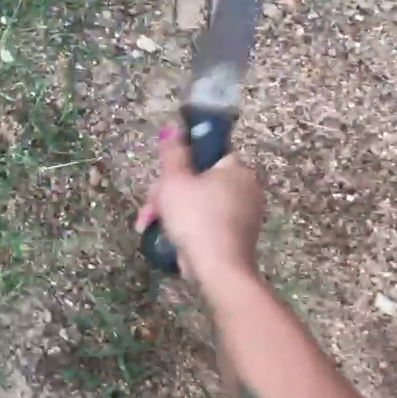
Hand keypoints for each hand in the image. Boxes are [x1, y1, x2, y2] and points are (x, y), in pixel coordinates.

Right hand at [135, 125, 264, 288]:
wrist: (217, 269)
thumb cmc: (194, 217)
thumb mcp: (173, 179)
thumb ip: (172, 152)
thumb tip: (174, 128)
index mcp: (237, 170)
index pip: (208, 151)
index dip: (182, 159)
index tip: (165, 174)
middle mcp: (247, 188)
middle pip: (199, 177)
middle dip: (169, 190)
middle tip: (152, 204)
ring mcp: (245, 213)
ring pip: (199, 199)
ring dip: (172, 208)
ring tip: (150, 223)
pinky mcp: (238, 234)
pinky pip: (207, 218)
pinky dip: (188, 222)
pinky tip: (167, 234)